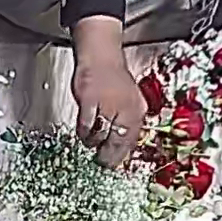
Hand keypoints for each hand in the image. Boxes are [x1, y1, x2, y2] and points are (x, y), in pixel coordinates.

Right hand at [71, 16, 146, 167]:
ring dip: (94, 142)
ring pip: (100, 136)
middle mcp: (125, 109)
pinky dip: (84, 132)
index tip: (115, 165)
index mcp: (137, 111)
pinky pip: (86, 126)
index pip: (131, 141)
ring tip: (91, 142)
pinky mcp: (90, 100)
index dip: (122, 156)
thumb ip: (128, 123)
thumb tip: (123, 148)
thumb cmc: (112, 80)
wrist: (100, 55)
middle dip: (108, 157)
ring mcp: (108, 105)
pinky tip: (84, 132)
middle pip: (117, 143)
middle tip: (101, 163)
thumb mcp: (129, 102)